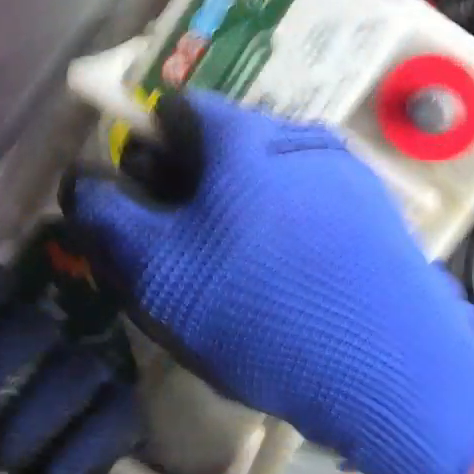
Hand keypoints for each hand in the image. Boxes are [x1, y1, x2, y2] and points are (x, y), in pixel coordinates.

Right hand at [62, 91, 473, 473]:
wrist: (391, 362)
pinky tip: (294, 279)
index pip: (177, 111)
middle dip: (195, 183)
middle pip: (226, 142)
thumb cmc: (258, 308)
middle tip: (186, 248)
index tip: (142, 200)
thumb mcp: (157, 272)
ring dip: (244, 206)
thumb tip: (82, 178)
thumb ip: (107, 217)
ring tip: (242, 273)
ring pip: (271, 175)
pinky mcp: (378, 208)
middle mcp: (298, 134)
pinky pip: (314, 202)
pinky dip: (289, 225)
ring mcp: (346, 170)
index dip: (146, 149)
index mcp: (243, 135)